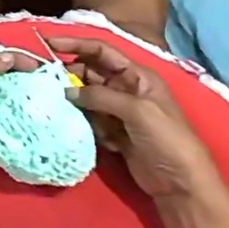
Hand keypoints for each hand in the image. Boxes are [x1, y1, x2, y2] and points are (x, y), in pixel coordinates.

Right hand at [46, 35, 221, 200]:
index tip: (49, 42)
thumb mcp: (137, 111)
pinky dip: (82, 120)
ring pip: (85, 95)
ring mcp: (118, 110)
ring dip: (73, 99)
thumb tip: (67, 91)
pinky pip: (88, 117)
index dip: (75, 44)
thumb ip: (100, 96)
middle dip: (69, 74)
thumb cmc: (167, 140)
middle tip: (47, 80)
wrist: (181, 185)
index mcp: (137, 75)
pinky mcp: (112, 131)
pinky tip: (84, 130)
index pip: (101, 50)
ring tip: (58, 105)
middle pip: (89, 71)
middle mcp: (125, 88)